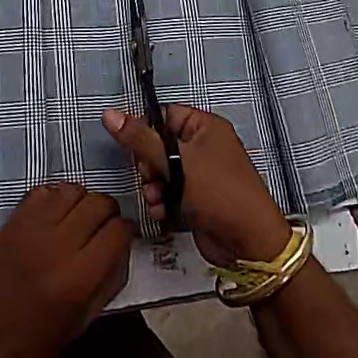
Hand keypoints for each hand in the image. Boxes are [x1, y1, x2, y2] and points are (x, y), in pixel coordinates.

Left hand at [0, 182, 132, 357]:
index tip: (123, 236)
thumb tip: (124, 244)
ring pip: (73, 190)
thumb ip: (111, 278)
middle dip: (108, 212)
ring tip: (78, 218)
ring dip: (82, 201)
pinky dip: (55, 198)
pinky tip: (54, 216)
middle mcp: (58, 246)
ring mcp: (33, 229)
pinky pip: (44, 190)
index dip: (127, 231)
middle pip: (99, 203)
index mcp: (80, 278)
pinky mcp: (14, 221)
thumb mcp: (86, 318)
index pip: (118, 231)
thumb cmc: (39, 338)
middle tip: (103, 225)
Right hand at [103, 105, 292, 266]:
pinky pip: (170, 191)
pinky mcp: (197, 198)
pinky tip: (162, 210)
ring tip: (156, 197)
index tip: (132, 144)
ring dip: (153, 185)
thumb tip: (109, 114)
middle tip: (150, 174)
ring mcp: (201, 174)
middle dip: (149, 164)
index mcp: (206, 127)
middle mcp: (204, 146)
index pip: (166, 115)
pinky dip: (163, 200)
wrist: (248, 243)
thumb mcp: (177, 162)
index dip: (147, 129)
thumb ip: (141, 139)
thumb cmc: (218, 192)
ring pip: (162, 171)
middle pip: (160, 145)